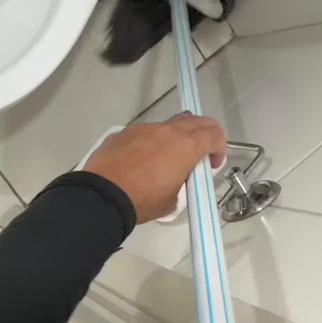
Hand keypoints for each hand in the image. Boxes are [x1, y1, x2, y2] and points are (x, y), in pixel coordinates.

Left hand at [83, 114, 228, 223]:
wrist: (102, 196)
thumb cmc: (142, 201)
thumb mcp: (172, 200)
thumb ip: (181, 182)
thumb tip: (176, 178)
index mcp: (185, 146)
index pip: (214, 134)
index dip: (219, 148)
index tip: (212, 164)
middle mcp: (166, 131)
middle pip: (195, 121)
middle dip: (204, 134)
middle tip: (200, 153)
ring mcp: (143, 129)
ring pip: (168, 124)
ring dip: (176, 136)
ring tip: (168, 157)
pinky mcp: (123, 133)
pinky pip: (144, 132)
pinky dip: (150, 141)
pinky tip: (139, 161)